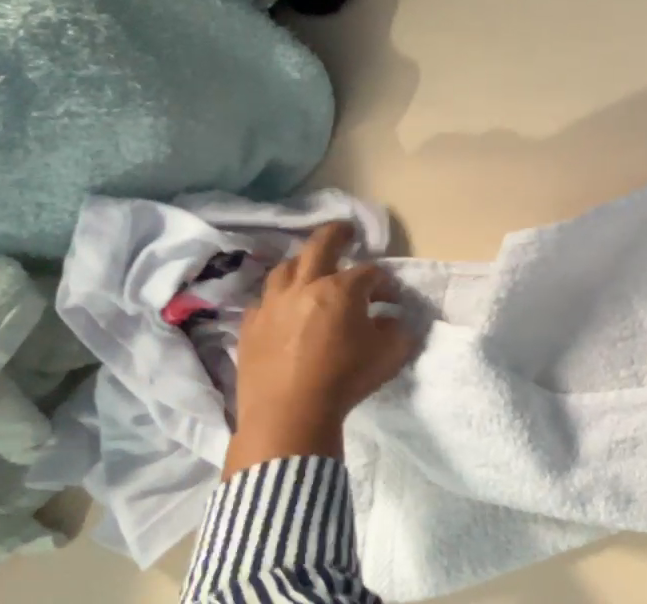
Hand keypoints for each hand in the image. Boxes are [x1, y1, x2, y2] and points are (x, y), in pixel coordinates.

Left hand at [223, 222, 414, 475]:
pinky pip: (263, 302)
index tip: (391, 299)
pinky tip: (285, 308)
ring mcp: (271, 308)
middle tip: (346, 231)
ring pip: (284, 270)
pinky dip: (278, 298)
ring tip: (311, 269)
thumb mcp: (391, 351)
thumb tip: (387, 318)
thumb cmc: (346, 378)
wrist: (289, 416)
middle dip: (337, 234)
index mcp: (341, 289)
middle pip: (319, 247)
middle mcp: (304, 288)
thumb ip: (396, 326)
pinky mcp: (249, 330)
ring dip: (301, 264)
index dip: (384, 282)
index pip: (369, 272)